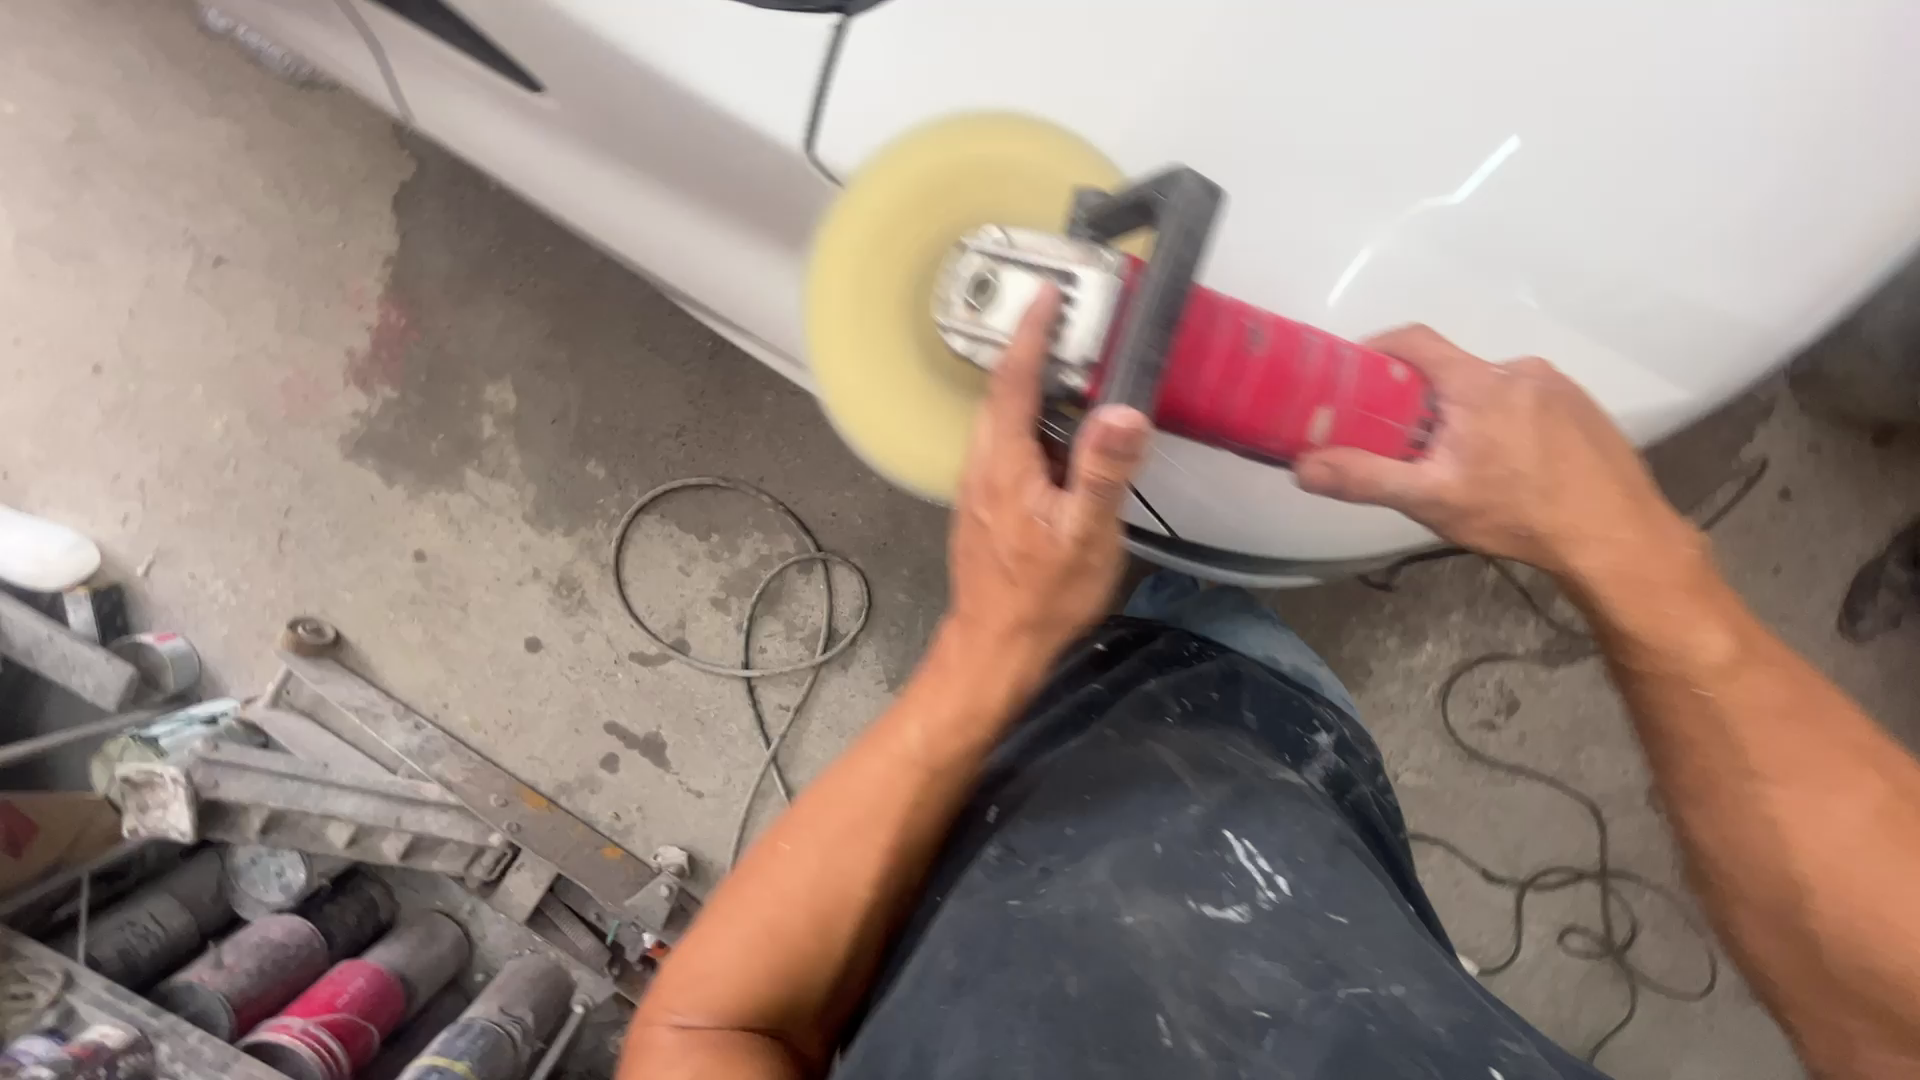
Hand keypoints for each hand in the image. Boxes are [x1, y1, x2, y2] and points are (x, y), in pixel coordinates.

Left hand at [942, 287, 1153, 672]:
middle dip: (1028, 355)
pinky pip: (1004, 451)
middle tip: (1066, 326)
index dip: (1030, 335)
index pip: (1013, 382)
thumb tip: (1123, 409)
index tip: (1046, 295)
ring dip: (1028, 392)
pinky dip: (1029, 429)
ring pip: (1000, 425)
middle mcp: (982, 467)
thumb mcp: (1085, 535)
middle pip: (1000, 397)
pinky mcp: (985, 509)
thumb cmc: (1042, 594)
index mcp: (1004, 463)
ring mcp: (979, 490)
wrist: (996, 645)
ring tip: (1070, 377)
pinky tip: (1057, 443)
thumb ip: (1103, 471)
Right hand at [1294, 325, 1692, 581]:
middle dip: (1417, 401)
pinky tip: (1504, 467)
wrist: (1618, 539)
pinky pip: (1523, 403)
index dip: (1375, 349)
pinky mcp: (1584, 409)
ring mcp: (1558, 388)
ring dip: (1461, 416)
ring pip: (1486, 390)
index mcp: (1478, 383)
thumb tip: (1302, 467)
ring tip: (1454, 464)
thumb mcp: (1428, 499)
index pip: (1414, 341)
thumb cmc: (1517, 512)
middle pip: (1449, 372)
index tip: (1349, 376)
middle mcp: (1520, 371)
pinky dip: (1500, 424)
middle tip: (1399, 443)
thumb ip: (1363, 477)